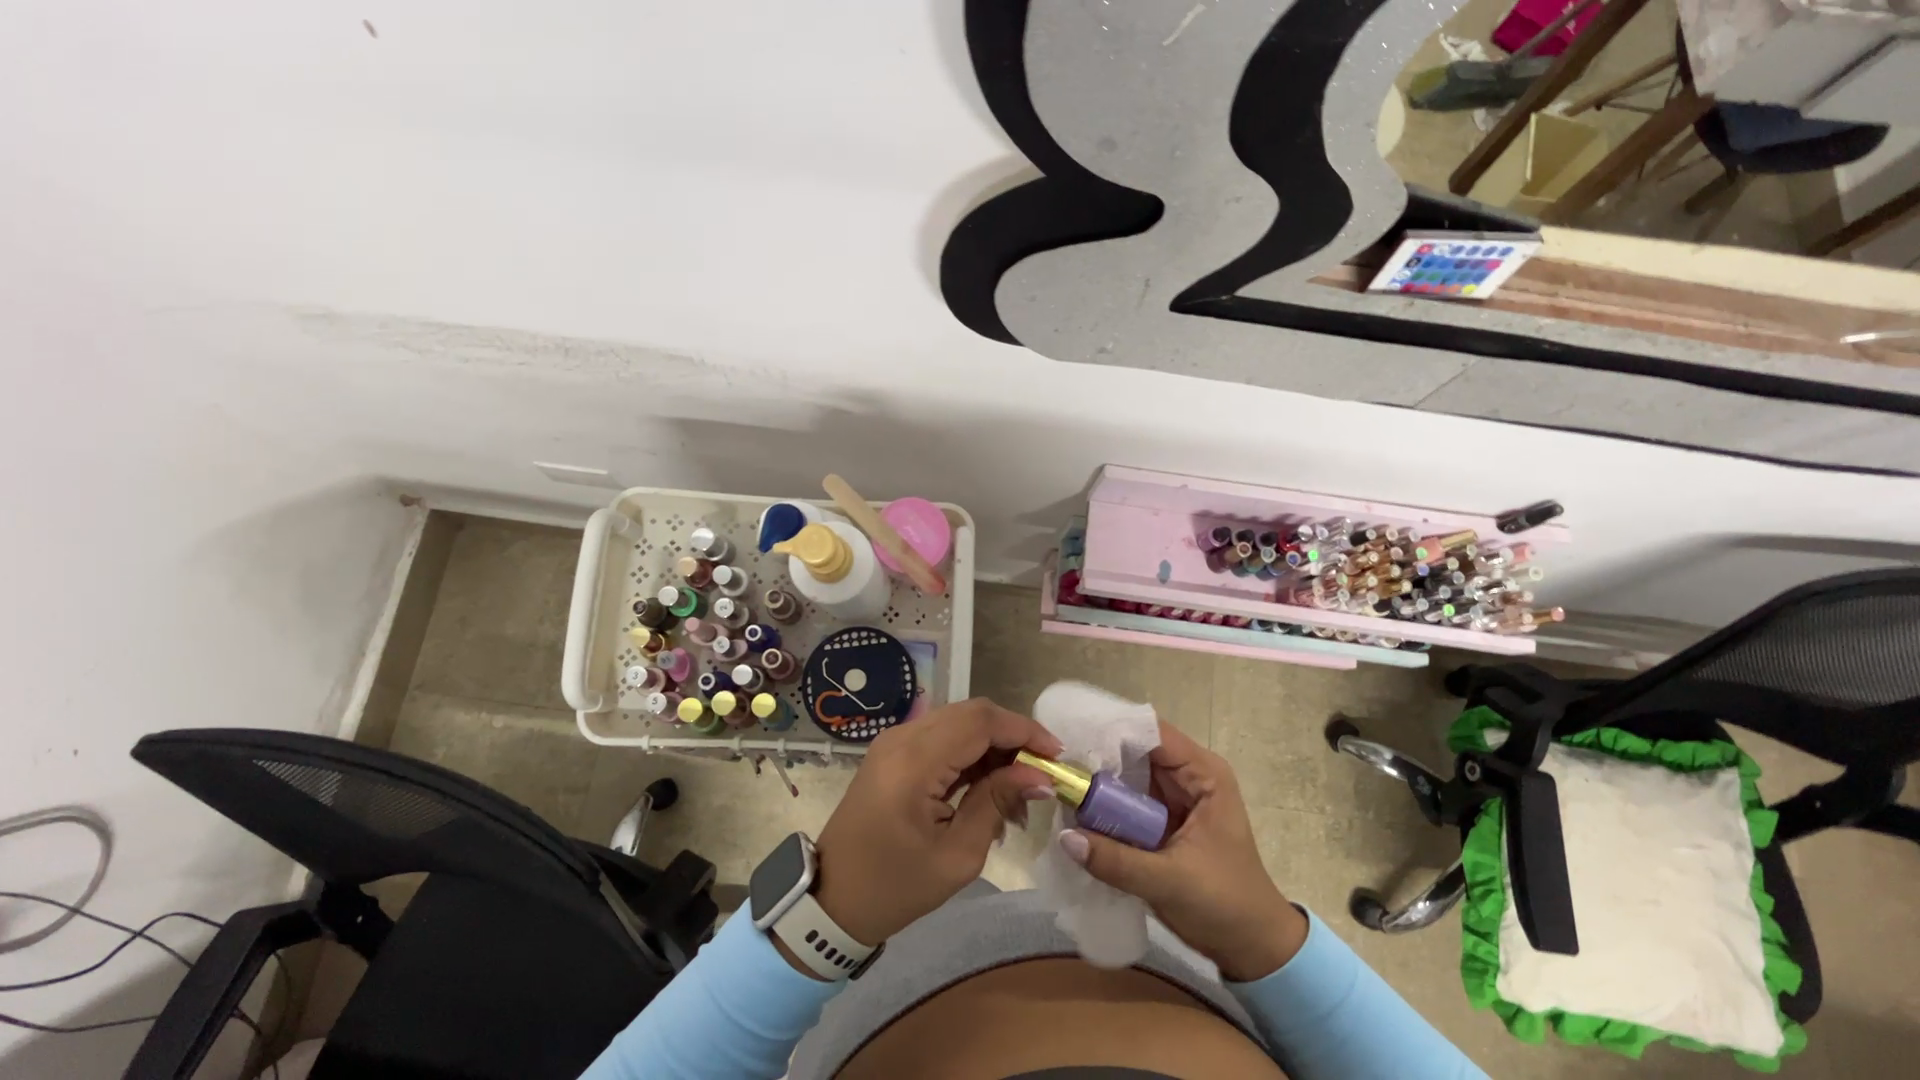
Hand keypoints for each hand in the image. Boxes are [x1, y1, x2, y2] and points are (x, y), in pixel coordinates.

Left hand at [811, 698, 1060, 948]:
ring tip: (1018, 797)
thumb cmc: (894, 887)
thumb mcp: (956, 855)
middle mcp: (901, 739)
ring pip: (958, 724)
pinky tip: (989, 793)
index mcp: (914, 762)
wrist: (830, 900)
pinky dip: (970, 756)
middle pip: (972, 714)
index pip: (981, 721)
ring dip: (993, 749)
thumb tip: (1039, 776)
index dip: (1024, 731)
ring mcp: (893, 743)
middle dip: (1013, 738)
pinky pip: (941, 739)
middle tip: (1041, 776)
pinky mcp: (892, 755)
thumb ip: (996, 803)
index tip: (1057, 757)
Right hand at [1058, 722, 1307, 981]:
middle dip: (1096, 756)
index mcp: (1204, 775)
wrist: (1251, 947)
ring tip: (1055, 783)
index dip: (1112, 729)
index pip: (1152, 732)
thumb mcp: (1169, 881)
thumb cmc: (1225, 904)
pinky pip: (1124, 805)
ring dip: (1095, 782)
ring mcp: (1172, 801)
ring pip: (1126, 778)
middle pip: (1133, 751)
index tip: (1071, 736)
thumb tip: (1064, 837)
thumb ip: (1116, 859)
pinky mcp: (1159, 824)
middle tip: (1054, 764)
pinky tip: (1069, 810)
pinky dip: (1101, 807)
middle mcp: (1187, 778)